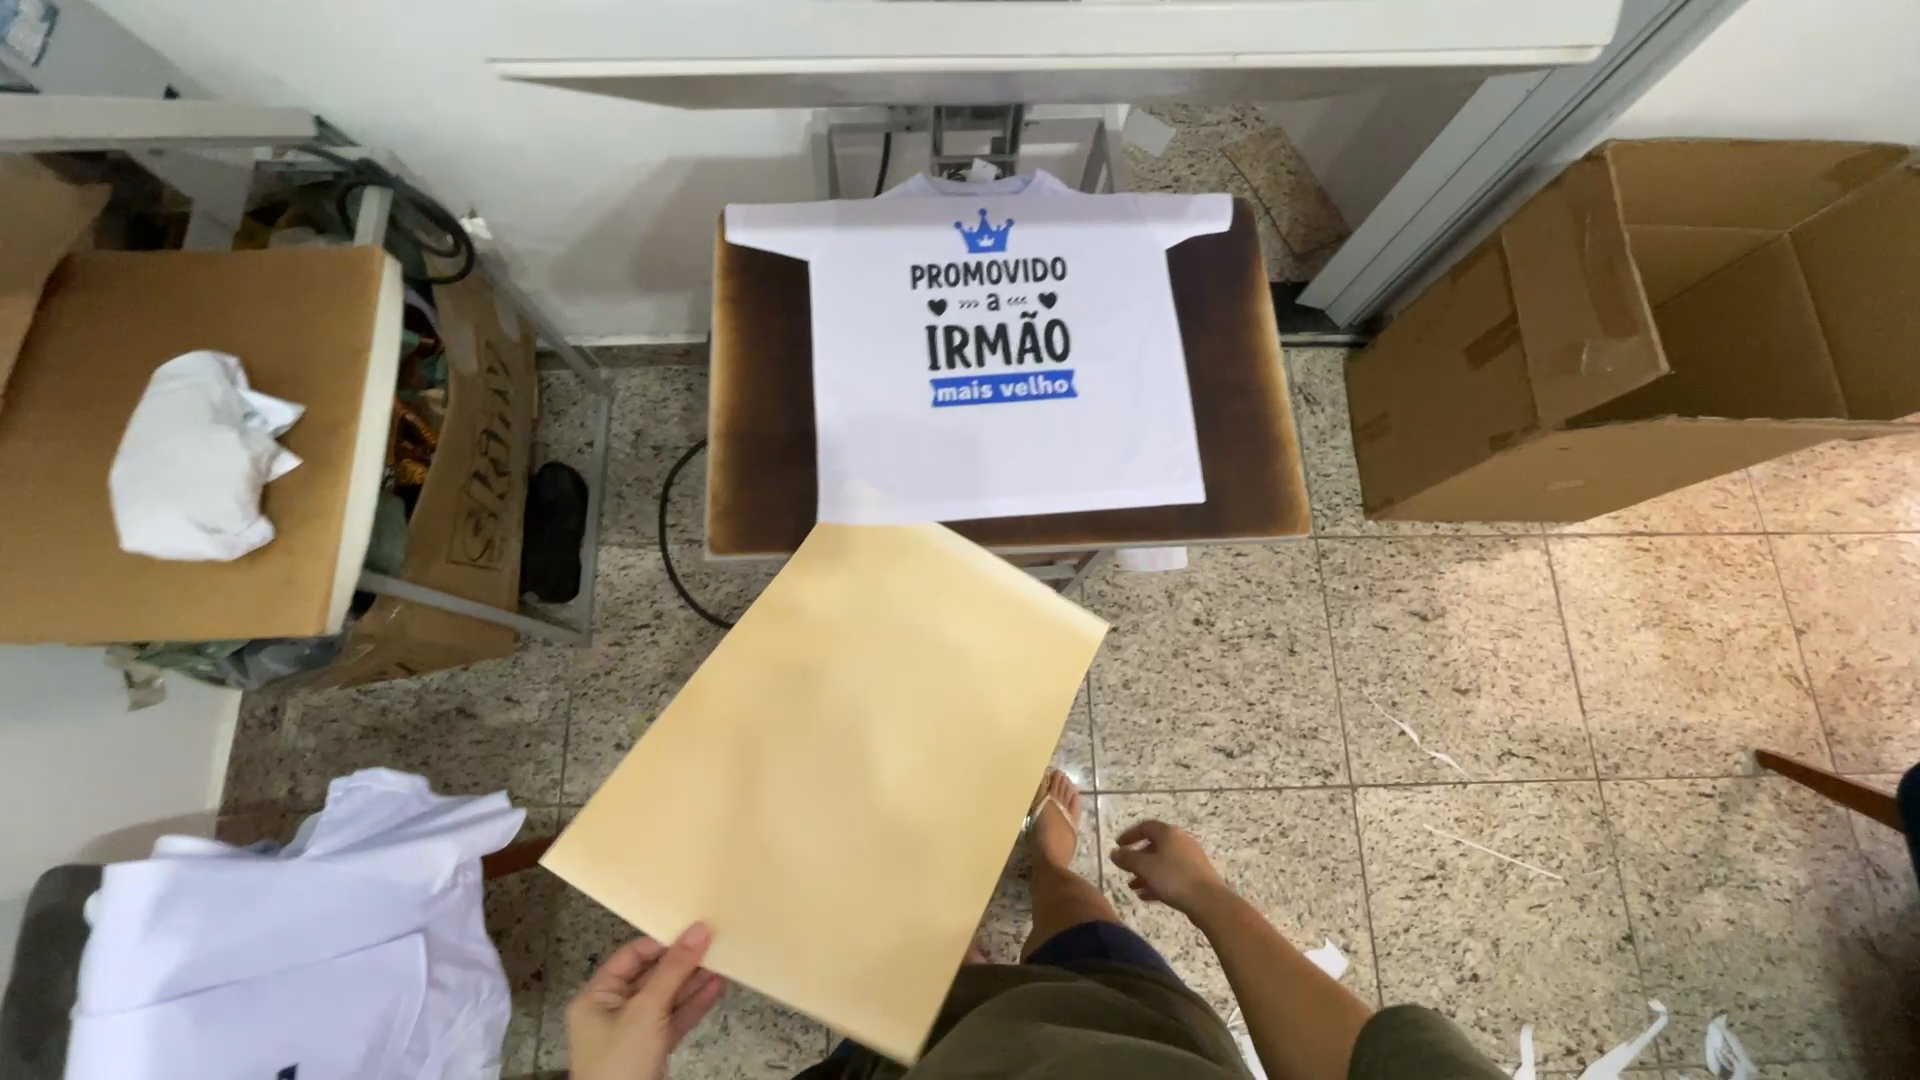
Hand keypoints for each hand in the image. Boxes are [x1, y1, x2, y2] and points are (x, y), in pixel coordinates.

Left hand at [567, 922, 727, 1079]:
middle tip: (716, 942)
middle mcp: (613, 1010)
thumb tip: (700, 928)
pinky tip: (718, 989)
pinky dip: (695, 1005)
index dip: (663, 941)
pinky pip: (675, 1019)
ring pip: (668, 997)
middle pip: (653, 975)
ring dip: (695, 982)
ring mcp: (634, 1032)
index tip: (695, 928)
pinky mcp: (652, 1050)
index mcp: (598, 996)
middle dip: (684, 962)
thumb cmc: (622, 1060)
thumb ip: (674, 968)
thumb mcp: (647, 1010)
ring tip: (724, 962)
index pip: (633, 956)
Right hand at [1109, 820, 1231, 917]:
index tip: (1118, 846)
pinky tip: (1147, 897)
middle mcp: (1181, 841)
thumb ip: (1128, 859)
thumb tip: (1113, 853)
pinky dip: (1159, 882)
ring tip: (1133, 888)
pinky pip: (1173, 875)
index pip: (1145, 827)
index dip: (1130, 835)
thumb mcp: (1145, 867)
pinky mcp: (1197, 876)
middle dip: (1138, 860)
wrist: (1210, 902)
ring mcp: (1191, 859)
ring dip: (1146, 874)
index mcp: (1169, 833)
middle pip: (1154, 846)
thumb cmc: (1174, 878)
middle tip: (1126, 871)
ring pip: (1163, 863)